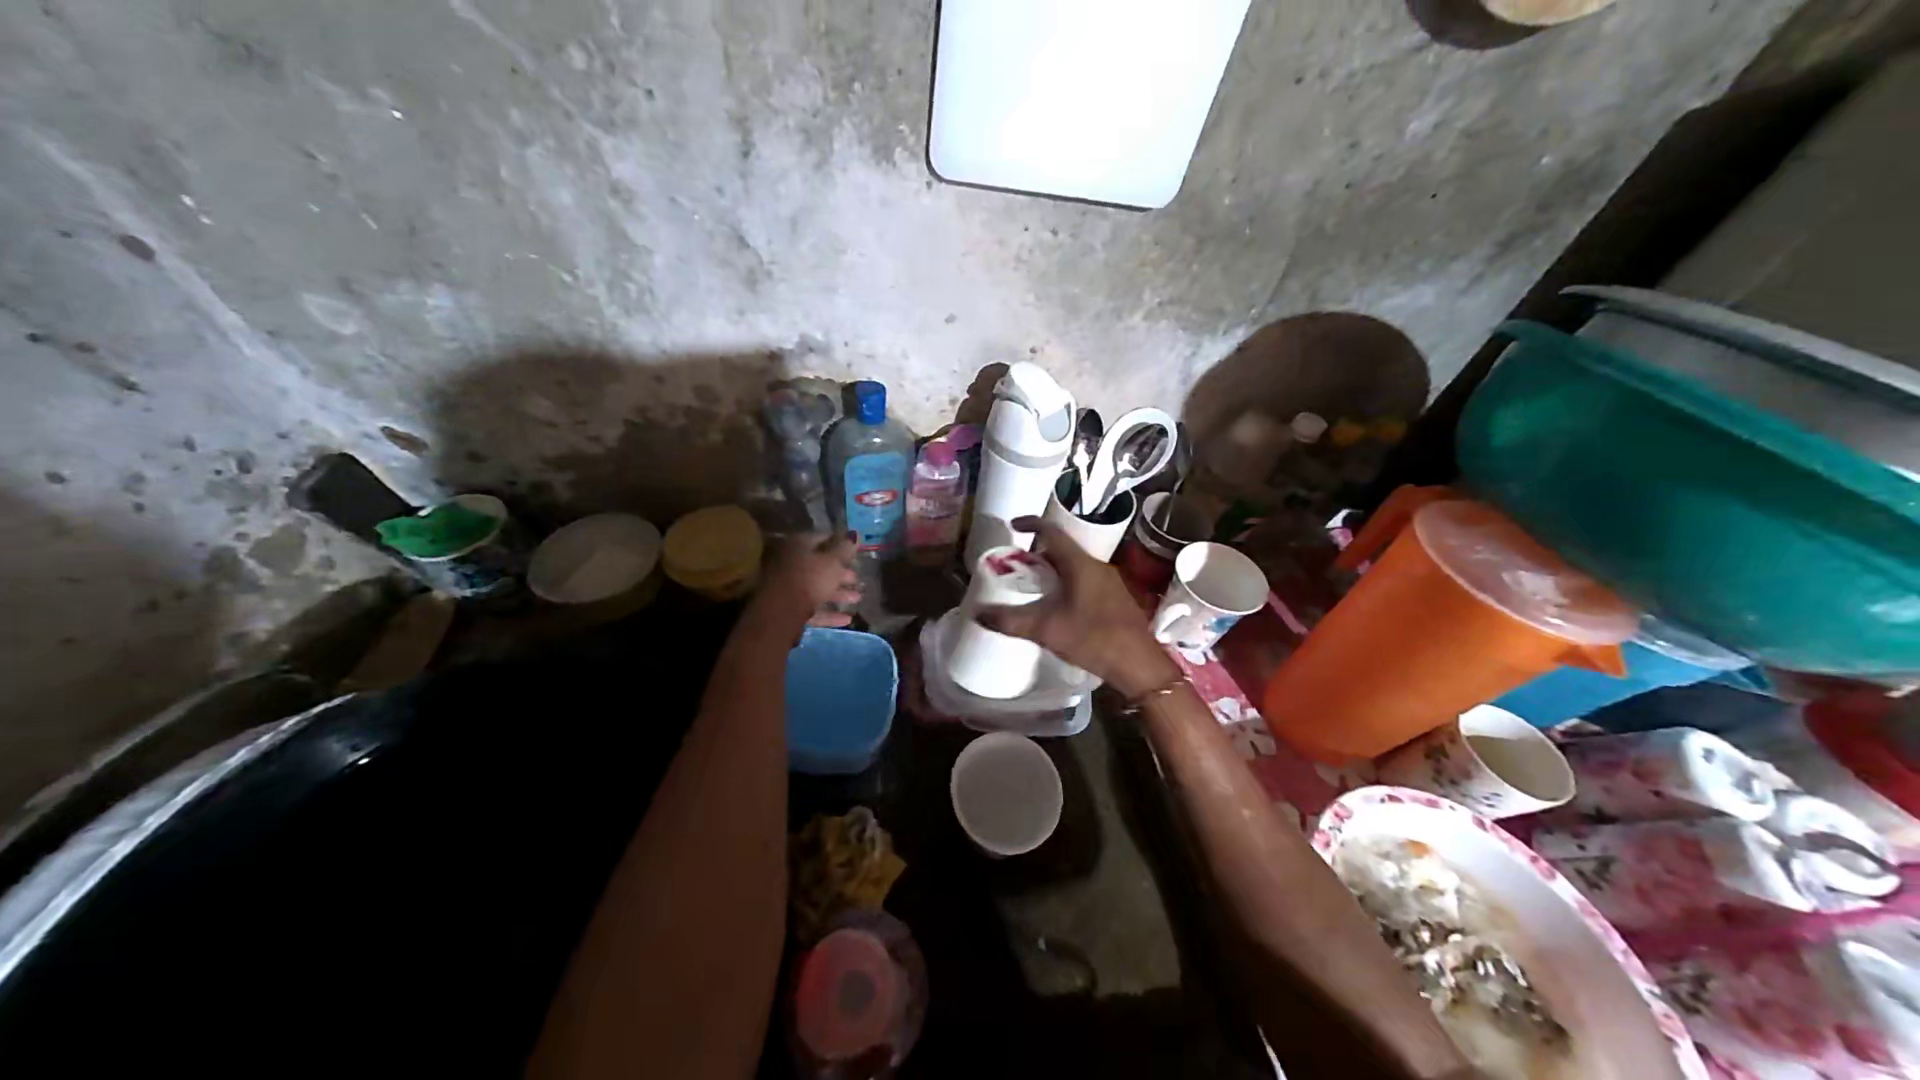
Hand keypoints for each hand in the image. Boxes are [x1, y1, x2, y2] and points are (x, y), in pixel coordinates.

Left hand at [756, 533, 861, 627]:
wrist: (780, 613)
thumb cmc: (810, 579)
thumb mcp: (832, 562)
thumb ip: (844, 549)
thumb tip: (854, 535)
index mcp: (798, 545)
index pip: (822, 538)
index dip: (840, 544)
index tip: (855, 551)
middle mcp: (790, 563)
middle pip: (819, 566)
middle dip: (840, 572)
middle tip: (857, 578)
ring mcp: (787, 587)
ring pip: (816, 588)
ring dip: (838, 593)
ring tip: (857, 599)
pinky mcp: (788, 609)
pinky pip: (812, 608)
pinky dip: (829, 613)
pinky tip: (847, 619)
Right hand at [973, 517, 1179, 696]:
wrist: (1138, 664)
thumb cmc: (1093, 639)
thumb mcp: (1045, 629)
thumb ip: (1010, 621)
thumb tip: (978, 614)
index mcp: (1080, 564)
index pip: (1053, 531)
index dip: (1031, 524)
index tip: (1014, 526)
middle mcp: (1097, 567)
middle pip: (1063, 550)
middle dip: (1038, 554)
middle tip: (1017, 567)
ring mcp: (1110, 583)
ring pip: (1075, 567)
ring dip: (1054, 572)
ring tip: (1033, 588)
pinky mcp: (1116, 599)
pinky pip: (1086, 582)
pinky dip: (1067, 585)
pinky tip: (1058, 607)